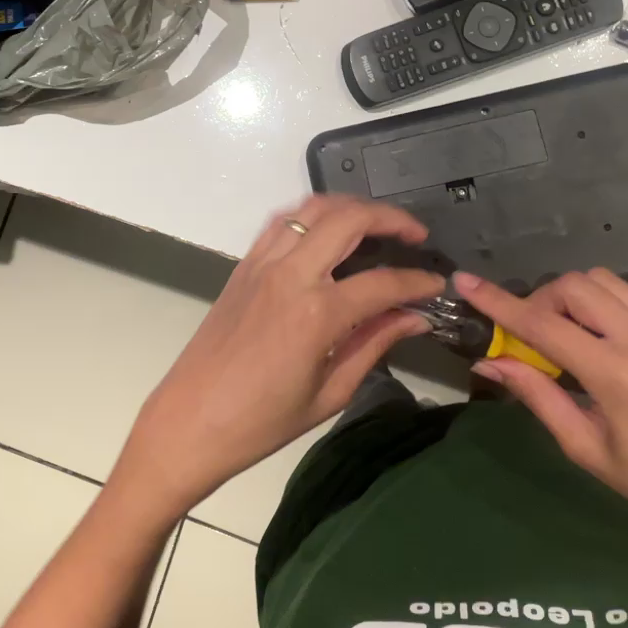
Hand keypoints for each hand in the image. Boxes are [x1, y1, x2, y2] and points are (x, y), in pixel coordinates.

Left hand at [112, 195, 444, 512]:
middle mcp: (291, 274)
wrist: (190, 421)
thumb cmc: (262, 422)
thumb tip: (415, 318)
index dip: (418, 281)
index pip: (383, 282)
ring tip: (377, 223)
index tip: (437, 284)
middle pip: (350, 219)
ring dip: (351, 206)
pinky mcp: (245, 264)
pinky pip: (283, 221)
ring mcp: (263, 262)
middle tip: (415, 234)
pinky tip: (328, 230)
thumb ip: (374, 344)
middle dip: (391, 217)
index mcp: (317, 313)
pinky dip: (313, 215)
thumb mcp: (330, 393)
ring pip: (314, 208)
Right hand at [453, 269, 627, 546]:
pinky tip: (599, 340)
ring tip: (563, 333)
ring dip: (570, 297)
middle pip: (573, 285)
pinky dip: (600, 306)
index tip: (465, 283)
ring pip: (601, 281)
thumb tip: (489, 362)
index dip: (498, 303)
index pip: (543, 325)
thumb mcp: (582, 446)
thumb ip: (535, 394)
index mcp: (616, 375)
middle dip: (540, 299)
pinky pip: (627, 296)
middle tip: (529, 334)